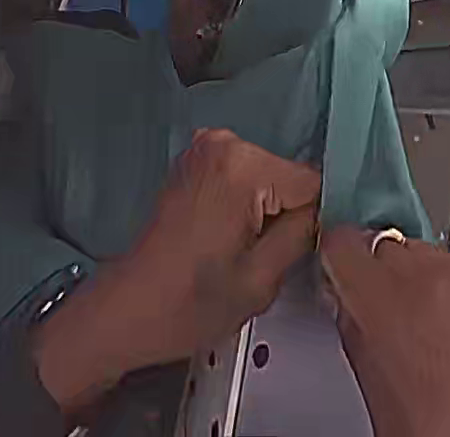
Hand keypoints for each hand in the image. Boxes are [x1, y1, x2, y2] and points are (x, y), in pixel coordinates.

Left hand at [32, 129, 321, 410]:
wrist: (127, 308)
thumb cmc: (188, 302)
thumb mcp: (261, 279)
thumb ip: (303, 234)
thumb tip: (322, 211)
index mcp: (243, 167)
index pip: (311, 183)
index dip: (310, 220)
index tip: (292, 249)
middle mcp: (225, 142)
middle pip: (288, 175)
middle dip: (285, 212)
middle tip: (259, 253)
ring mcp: (207, 144)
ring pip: (269, 174)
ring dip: (265, 206)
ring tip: (239, 243)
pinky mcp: (197, 154)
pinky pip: (244, 171)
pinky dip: (245, 197)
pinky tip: (227, 229)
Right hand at [320, 226, 449, 436]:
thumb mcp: (382, 404)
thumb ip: (358, 338)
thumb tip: (350, 309)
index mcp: (390, 302)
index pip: (343, 244)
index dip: (337, 260)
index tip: (339, 271)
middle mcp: (433, 274)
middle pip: (386, 247)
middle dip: (382, 276)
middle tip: (389, 320)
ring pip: (428, 254)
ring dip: (424, 281)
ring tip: (436, 335)